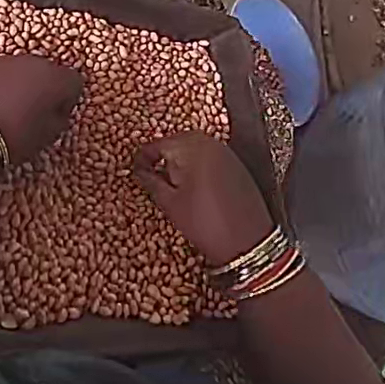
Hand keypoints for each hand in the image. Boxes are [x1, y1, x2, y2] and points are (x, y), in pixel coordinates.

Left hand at [0, 55, 82, 165]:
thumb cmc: (15, 137)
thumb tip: (57, 110)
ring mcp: (8, 61)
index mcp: (56, 79)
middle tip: (35, 112)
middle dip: (45, 88)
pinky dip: (1, 83)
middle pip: (48, 72)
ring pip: (24, 70)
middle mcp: (34, 63)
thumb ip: (60, 116)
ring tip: (11, 109)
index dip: (68, 99)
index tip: (59, 113)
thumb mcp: (48, 135)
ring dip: (22, 84)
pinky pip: (1, 72)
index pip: (74, 82)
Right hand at [133, 134, 272, 265]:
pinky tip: (193, 185)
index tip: (136, 170)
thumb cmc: (204, 222)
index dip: (143, 158)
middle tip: (151, 175)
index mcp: (190, 147)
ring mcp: (225, 152)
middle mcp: (209, 143)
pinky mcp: (236, 164)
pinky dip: (197, 164)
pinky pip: (209, 156)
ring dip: (180, 160)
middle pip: (176, 141)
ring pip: (194, 148)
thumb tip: (140, 170)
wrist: (248, 242)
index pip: (157, 144)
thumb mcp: (170, 203)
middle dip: (162, 156)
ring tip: (172, 182)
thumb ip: (151, 180)